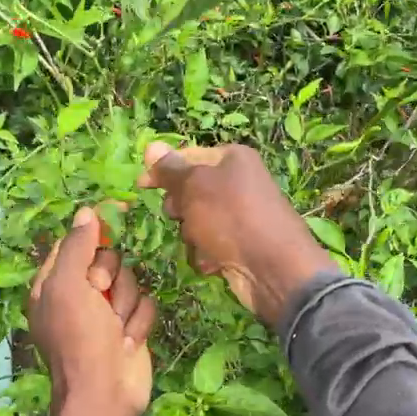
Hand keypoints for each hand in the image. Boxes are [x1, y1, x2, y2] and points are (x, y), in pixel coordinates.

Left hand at [29, 207, 158, 415]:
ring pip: (130, 281)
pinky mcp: (130, 326)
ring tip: (115, 329)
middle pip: (108, 259)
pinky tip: (128, 342)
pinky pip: (145, 305)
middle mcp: (78, 295)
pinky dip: (139, 323)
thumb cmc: (80, 340)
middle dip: (111, 278)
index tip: (116, 216)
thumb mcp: (68, 287)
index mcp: (52, 284)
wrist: (106, 395)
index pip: (74, 242)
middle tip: (101, 298)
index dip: (93, 233)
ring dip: (126, 304)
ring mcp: (105, 312)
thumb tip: (86, 212)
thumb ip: (76, 247)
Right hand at [137, 141, 339, 324]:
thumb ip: (171, 170)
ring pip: (195, 223)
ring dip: (192, 237)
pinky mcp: (239, 247)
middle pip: (190, 192)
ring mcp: (239, 218)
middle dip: (181, 209)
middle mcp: (238, 184)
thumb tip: (152, 146)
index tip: (141, 185)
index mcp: (233, 160)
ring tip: (204, 243)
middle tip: (182, 216)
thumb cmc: (232, 217)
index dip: (163, 171)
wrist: (274, 269)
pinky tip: (215, 263)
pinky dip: (207, 256)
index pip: (188, 157)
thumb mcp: (196, 187)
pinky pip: (208, 247)